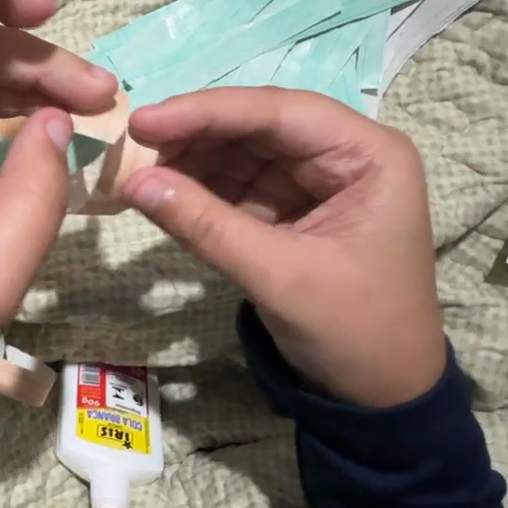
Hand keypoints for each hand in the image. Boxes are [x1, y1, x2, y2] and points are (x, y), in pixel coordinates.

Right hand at [120, 89, 444, 407]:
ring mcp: (312, 182)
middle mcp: (341, 156)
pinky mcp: (286, 209)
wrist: (377, 396)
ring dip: (188, 160)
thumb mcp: (279, 276)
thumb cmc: (353, 331)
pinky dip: (195, 188)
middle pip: (255, 126)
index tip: (144, 120)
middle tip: (130, 145)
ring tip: (135, 170)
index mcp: (367, 155)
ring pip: (238, 152)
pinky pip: (233, 185)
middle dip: (193, 135)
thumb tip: (132, 182)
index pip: (278, 113)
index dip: (207, 112)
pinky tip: (159, 191)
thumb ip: (205, 225)